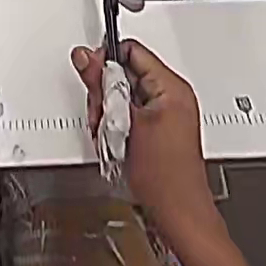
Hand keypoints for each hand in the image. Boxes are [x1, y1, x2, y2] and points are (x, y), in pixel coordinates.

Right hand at [72, 40, 216, 236]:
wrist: (178, 214)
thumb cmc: (165, 177)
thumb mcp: (124, 123)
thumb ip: (102, 85)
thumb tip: (87, 57)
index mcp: (171, 87)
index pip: (132, 52)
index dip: (107, 63)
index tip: (94, 78)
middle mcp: (171, 96)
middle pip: (124, 74)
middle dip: (106, 94)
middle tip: (105, 115)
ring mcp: (165, 113)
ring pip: (122, 95)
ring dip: (108, 113)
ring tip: (111, 134)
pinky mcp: (157, 128)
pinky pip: (128, 113)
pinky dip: (116, 125)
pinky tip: (116, 142)